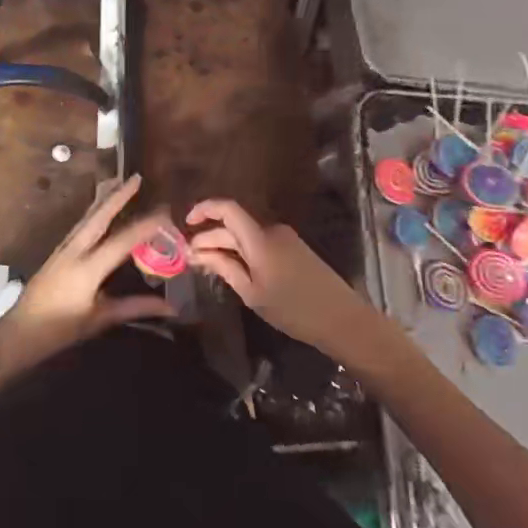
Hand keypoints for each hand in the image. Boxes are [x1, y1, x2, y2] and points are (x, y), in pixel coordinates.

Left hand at [0, 174, 176, 369]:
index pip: (121, 241)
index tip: (164, 213)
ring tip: (118, 183)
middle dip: (117, 196)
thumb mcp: (100, 319)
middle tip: (136, 178)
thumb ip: (134, 307)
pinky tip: (98, 211)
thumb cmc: (60, 329)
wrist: (21, 332)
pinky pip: (78, 227)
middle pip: (98, 217)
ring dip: (103, 200)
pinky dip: (92, 214)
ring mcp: (62, 250)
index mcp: (86, 269)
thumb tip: (170, 307)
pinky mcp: (56, 254)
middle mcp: (73, 252)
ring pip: (86, 218)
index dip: (145, 226)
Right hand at [185, 199, 373, 351]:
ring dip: (225, 245)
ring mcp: (285, 238)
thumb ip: (224, 267)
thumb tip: (198, 252)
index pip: (227, 208)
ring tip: (208, 265)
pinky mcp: (293, 248)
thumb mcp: (251, 292)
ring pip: (246, 234)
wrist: (342, 319)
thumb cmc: (292, 310)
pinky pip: (259, 242)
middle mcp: (272, 231)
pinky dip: (242, 250)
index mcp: (260, 239)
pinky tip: (232, 268)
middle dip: (209, 237)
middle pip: (234, 224)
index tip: (186, 224)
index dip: (204, 210)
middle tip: (190, 258)